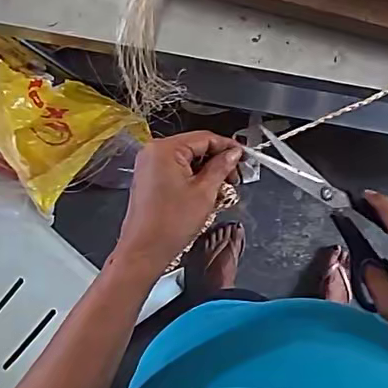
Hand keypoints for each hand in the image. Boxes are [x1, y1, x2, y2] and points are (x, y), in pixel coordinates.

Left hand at [112, 131, 242, 273]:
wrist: (145, 250)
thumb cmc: (167, 225)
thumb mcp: (205, 192)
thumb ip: (221, 167)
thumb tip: (232, 154)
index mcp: (165, 150)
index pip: (204, 137)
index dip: (228, 146)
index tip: (242, 155)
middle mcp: (153, 153)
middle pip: (195, 146)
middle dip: (218, 161)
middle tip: (235, 175)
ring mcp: (149, 166)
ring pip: (187, 159)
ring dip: (207, 171)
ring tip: (222, 188)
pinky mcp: (149, 179)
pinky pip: (176, 169)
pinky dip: (193, 178)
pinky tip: (206, 192)